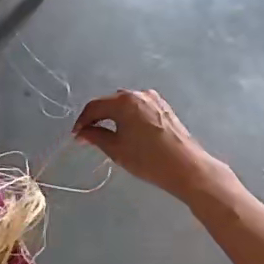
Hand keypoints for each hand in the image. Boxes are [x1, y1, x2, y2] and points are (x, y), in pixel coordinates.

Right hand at [73, 90, 238, 203]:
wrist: (188, 168)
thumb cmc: (147, 159)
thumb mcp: (115, 149)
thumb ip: (95, 136)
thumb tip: (82, 133)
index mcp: (123, 101)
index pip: (94, 107)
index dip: (82, 121)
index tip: (76, 135)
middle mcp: (138, 94)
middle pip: (109, 102)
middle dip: (97, 117)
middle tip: (88, 135)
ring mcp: (154, 100)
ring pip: (124, 104)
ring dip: (113, 116)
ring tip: (106, 133)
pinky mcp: (164, 108)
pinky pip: (138, 108)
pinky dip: (128, 116)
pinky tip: (126, 131)